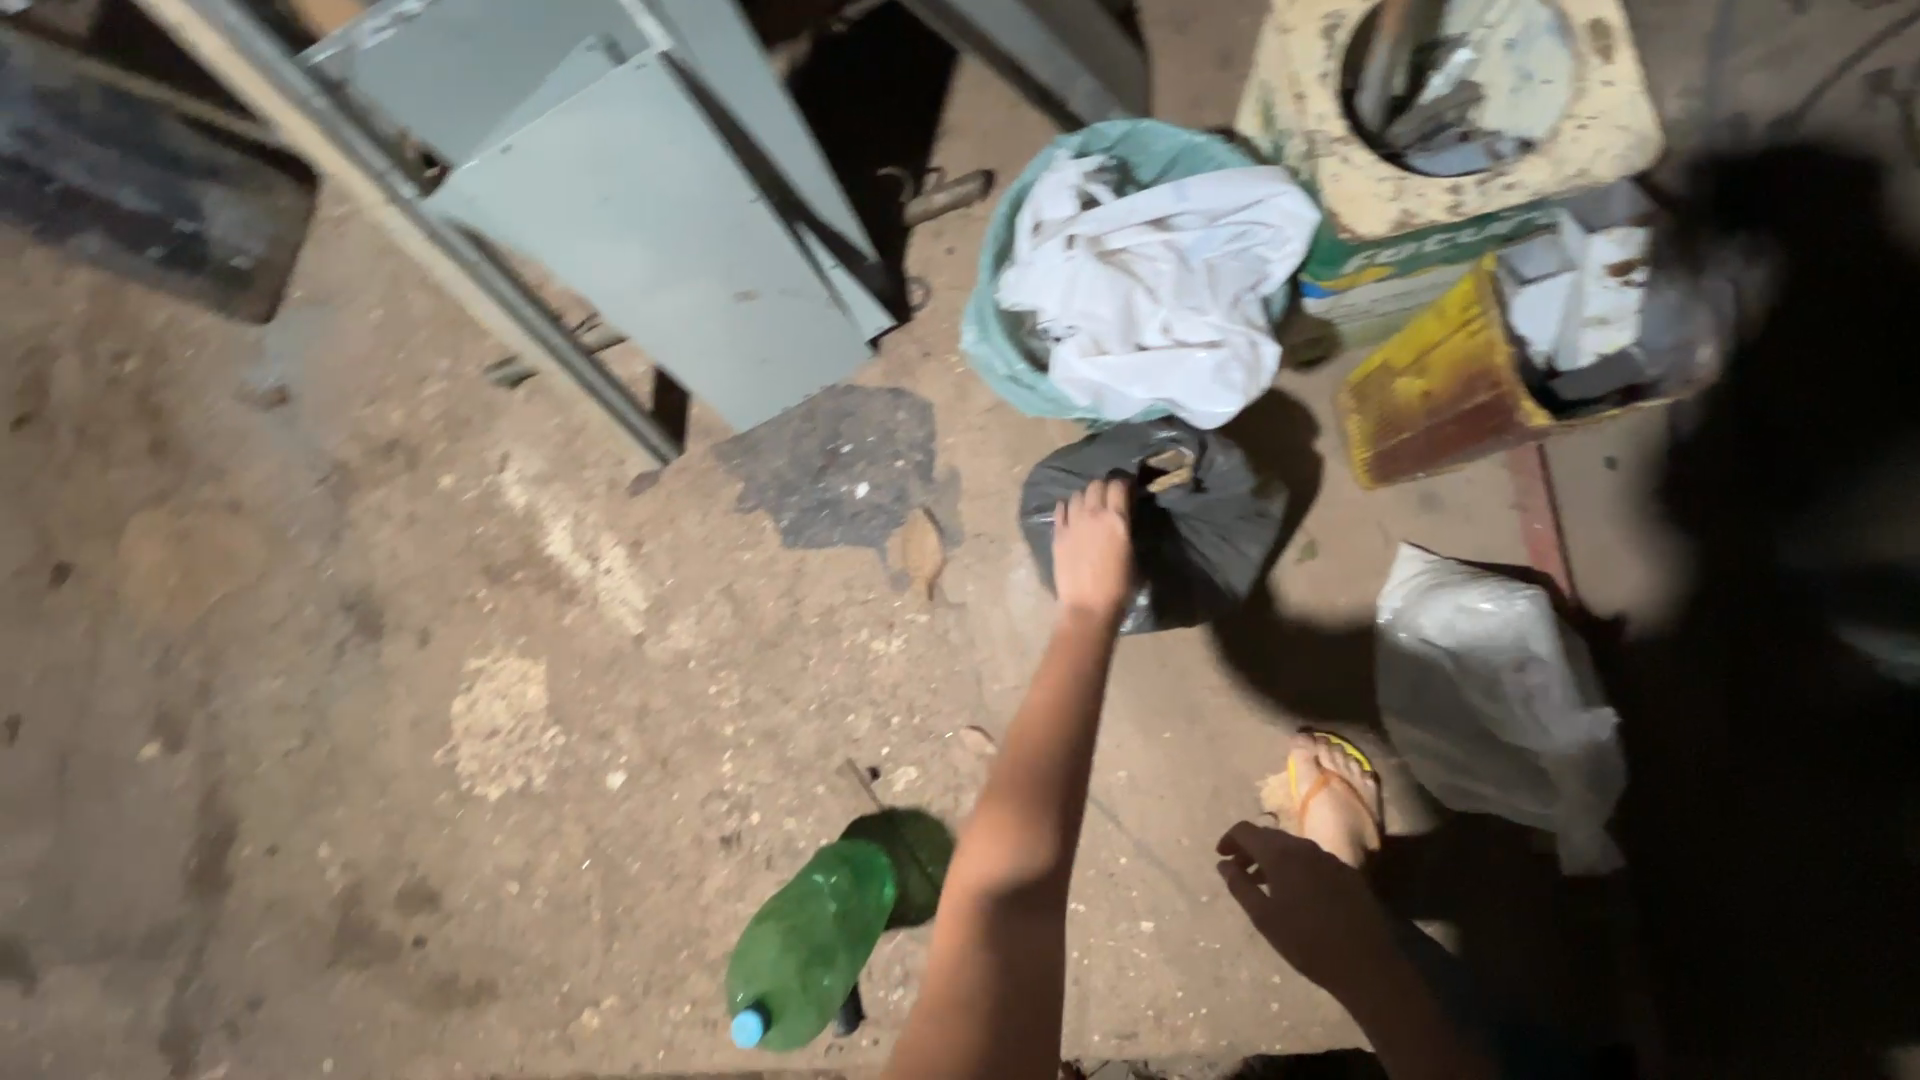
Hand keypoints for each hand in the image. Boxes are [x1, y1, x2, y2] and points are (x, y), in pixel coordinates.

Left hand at [1051, 478, 1132, 624]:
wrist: (1088, 606)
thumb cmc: (1119, 586)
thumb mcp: (1132, 554)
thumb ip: (1125, 530)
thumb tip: (1123, 519)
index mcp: (1117, 519)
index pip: (1118, 485)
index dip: (1123, 484)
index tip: (1126, 490)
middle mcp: (1093, 514)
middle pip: (1096, 484)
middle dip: (1103, 487)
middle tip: (1107, 497)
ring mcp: (1072, 523)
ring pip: (1077, 495)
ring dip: (1084, 497)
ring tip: (1088, 507)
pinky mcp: (1057, 534)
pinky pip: (1060, 509)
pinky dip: (1066, 508)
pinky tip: (1070, 515)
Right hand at [1215, 822, 1399, 992]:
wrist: (1370, 965)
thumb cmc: (1308, 943)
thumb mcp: (1264, 918)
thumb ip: (1240, 886)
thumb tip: (1223, 864)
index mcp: (1281, 854)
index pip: (1246, 830)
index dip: (1229, 839)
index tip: (1221, 857)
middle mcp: (1304, 847)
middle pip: (1269, 836)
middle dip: (1250, 849)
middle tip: (1239, 871)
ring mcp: (1329, 859)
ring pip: (1292, 847)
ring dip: (1272, 858)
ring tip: (1264, 883)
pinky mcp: (1347, 873)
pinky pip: (1312, 860)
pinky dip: (1295, 866)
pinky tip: (1296, 893)